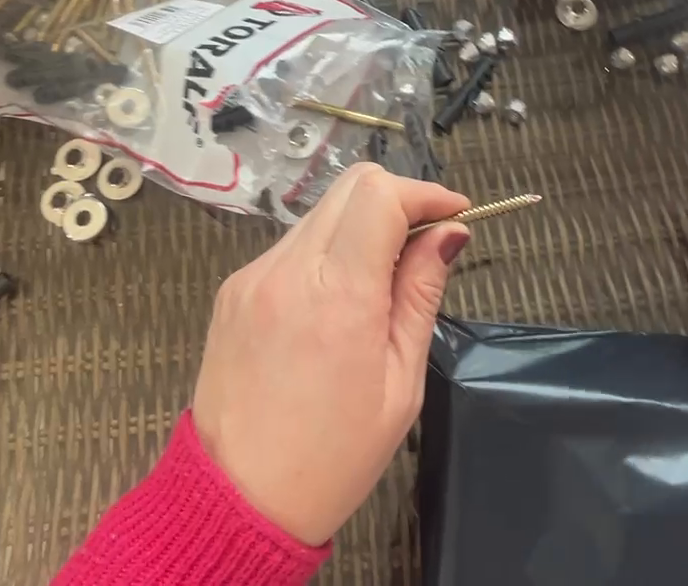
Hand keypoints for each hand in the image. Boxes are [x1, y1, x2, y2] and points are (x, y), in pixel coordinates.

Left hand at [192, 163, 471, 545]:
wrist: (234, 500)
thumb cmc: (331, 456)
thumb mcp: (399, 382)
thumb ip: (421, 293)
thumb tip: (448, 234)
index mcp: (337, 296)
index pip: (381, 195)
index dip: (425, 193)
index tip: (454, 214)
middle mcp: (287, 271)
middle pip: (350, 186)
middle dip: (398, 198)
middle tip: (427, 238)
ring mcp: (253, 275)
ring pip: (321, 211)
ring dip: (361, 224)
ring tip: (382, 277)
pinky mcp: (233, 287)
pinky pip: (291, 245)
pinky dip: (326, 250)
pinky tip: (337, 296)